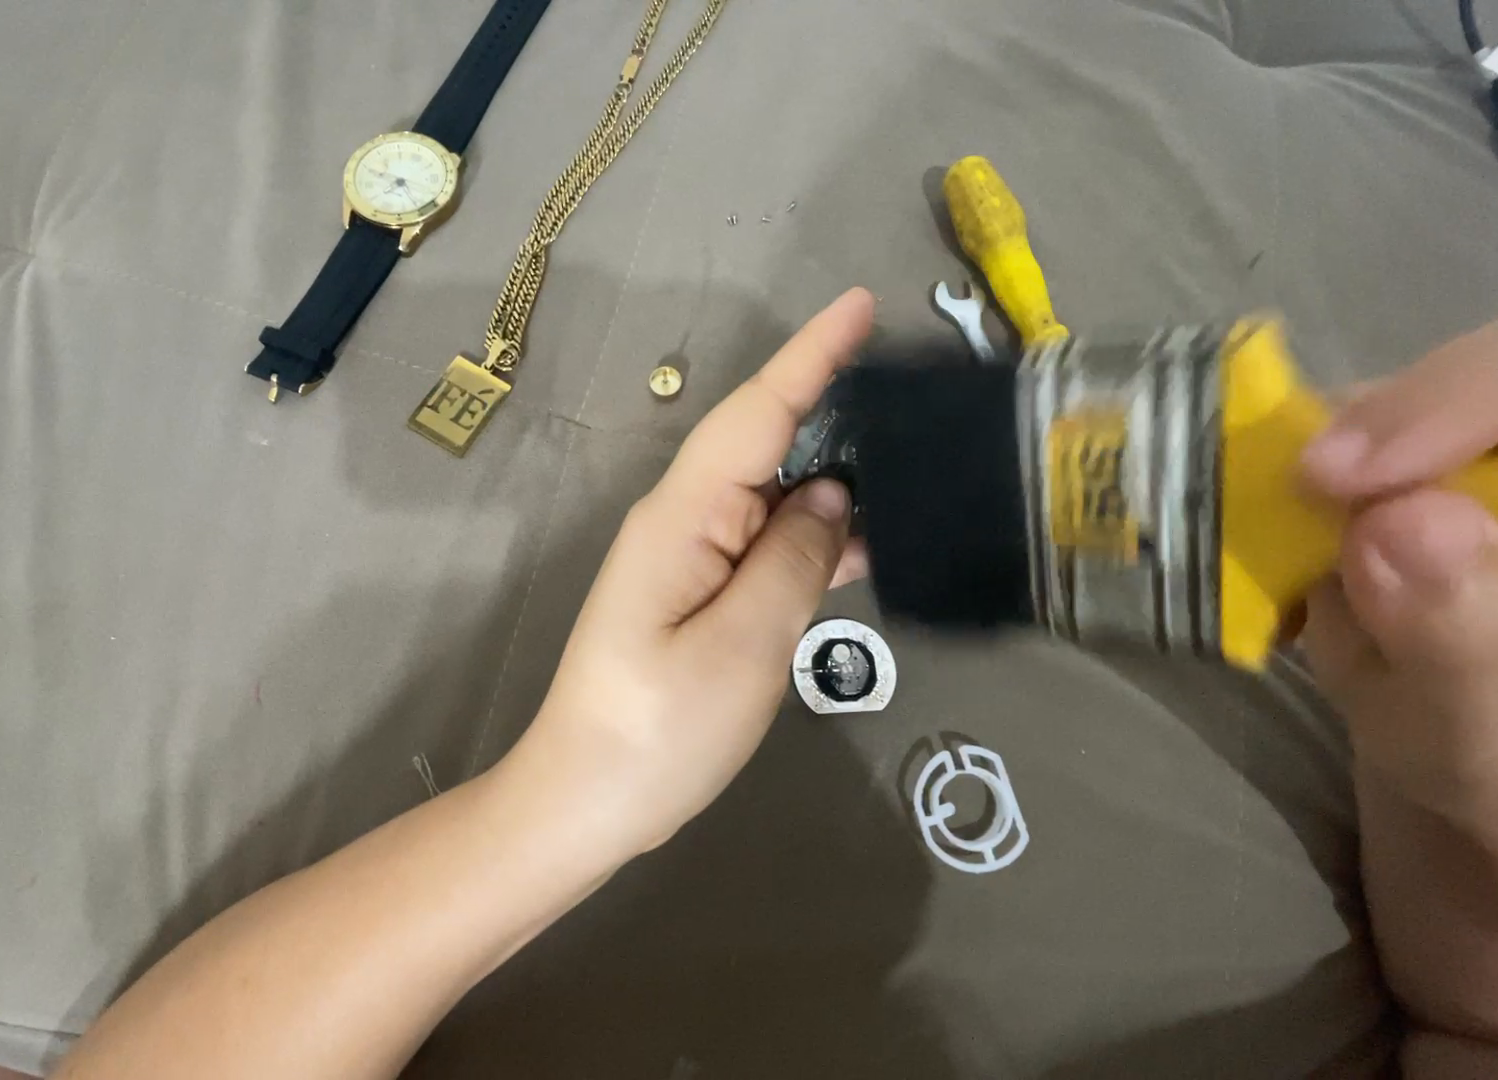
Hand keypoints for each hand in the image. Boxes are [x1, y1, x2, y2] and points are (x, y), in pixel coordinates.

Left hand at [497, 289, 874, 858]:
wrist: (586, 796)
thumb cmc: (658, 730)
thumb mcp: (741, 648)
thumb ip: (793, 562)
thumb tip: (832, 496)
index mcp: (684, 517)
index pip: (755, 414)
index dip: (810, 356)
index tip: (859, 303)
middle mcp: (684, 521)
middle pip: (763, 443)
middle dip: (828, 402)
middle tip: (911, 383)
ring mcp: (690, 558)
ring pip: (771, 495)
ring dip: (832, 476)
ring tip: (911, 458)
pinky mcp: (700, 595)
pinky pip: (766, 544)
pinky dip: (814, 537)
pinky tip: (866, 543)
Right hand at [1298, 287, 1497, 1064]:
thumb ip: (1488, 660)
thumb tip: (1390, 519)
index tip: (1346, 471)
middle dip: (1408, 422)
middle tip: (1296, 488)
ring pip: (1424, 427)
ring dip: (1330, 477)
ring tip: (1275, 547)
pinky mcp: (1443, 552)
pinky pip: (1355, 490)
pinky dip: (1294, 516)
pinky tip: (1273, 567)